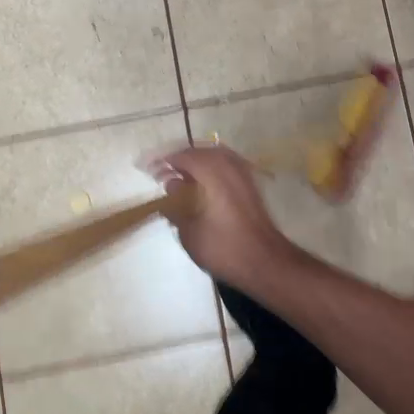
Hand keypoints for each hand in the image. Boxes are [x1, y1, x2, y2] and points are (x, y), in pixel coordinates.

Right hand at [151, 146, 297, 290]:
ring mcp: (244, 172)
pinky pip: (226, 164)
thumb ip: (177, 204)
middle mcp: (229, 164)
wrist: (265, 261)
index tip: (148, 169)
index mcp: (213, 171)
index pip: (183, 156)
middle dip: (179, 160)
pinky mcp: (251, 183)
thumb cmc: (224, 249)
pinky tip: (201, 183)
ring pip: (214, 155)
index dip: (164, 161)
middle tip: (162, 172)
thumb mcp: (190, 232)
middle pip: (199, 151)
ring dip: (195, 162)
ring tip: (179, 177)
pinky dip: (211, 168)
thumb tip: (171, 185)